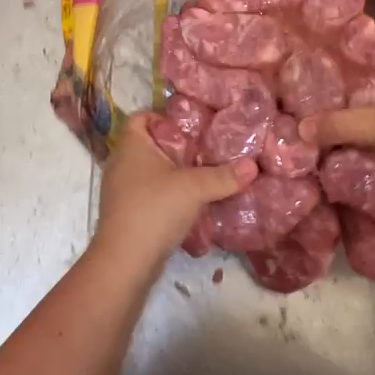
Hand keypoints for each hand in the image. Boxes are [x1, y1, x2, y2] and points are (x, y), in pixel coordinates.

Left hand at [94, 113, 257, 271]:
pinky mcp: (127, 210)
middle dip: (178, 146)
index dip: (165, 116)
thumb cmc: (155, 209)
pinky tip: (192, 203)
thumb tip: (253, 165)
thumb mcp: (194, 188)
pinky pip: (150, 192)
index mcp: (131, 144)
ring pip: (151, 170)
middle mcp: (121, 161)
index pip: (142, 116)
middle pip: (150, 143)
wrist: (126, 259)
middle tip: (207, 150)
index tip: (193, 125)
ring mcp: (121, 187)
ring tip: (205, 175)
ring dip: (175, 173)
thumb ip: (223, 176)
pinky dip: (168, 194)